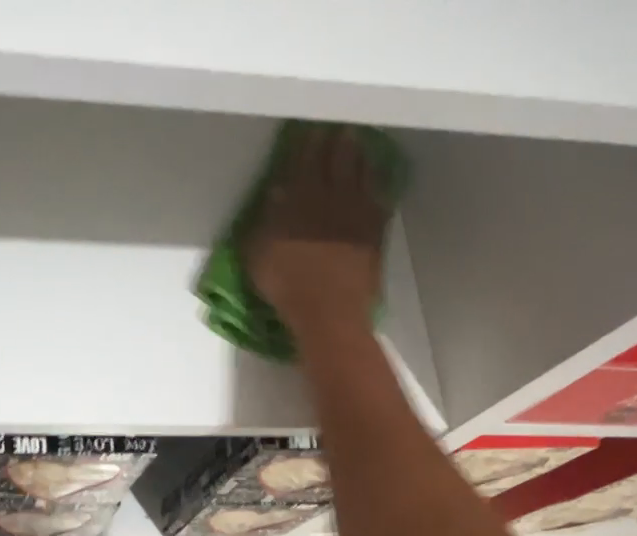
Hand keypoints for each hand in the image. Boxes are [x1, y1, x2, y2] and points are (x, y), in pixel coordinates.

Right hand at [246, 125, 394, 335]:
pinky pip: (378, 196)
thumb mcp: (258, 254)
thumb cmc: (285, 285)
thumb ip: (265, 220)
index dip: (303, 143)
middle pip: (333, 160)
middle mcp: (329, 198)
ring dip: (357, 153)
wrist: (329, 310)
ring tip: (356, 139)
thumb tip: (276, 192)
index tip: (306, 127)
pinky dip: (377, 183)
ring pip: (359, 172)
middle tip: (336, 124)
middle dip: (333, 140)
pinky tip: (377, 177)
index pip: (300, 162)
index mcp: (298, 201)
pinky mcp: (374, 229)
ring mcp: (356, 212)